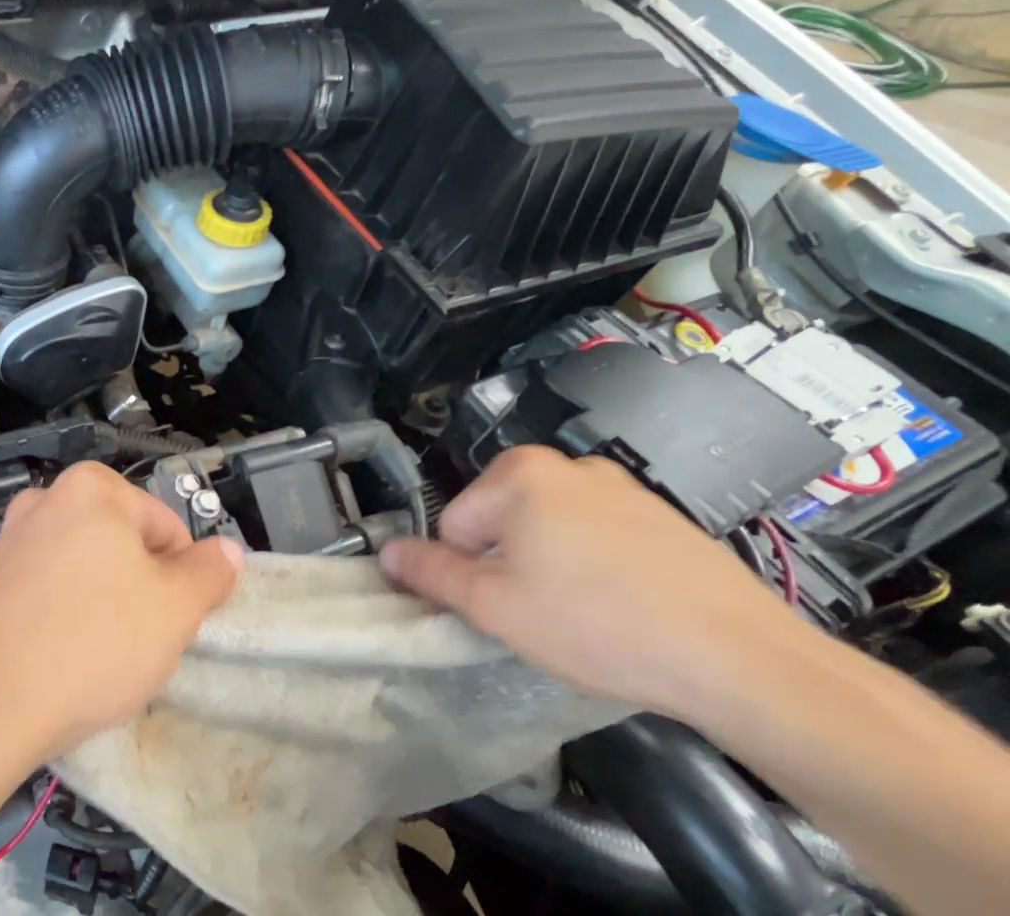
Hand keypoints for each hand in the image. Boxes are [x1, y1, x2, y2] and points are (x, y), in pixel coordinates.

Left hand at [0, 462, 242, 759]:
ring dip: (102, 605)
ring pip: (84, 571)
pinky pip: (46, 593)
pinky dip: (62, 617)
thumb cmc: (92, 643)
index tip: (172, 618)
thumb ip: (208, 573)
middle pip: (122, 545)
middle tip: (140, 639)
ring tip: (100, 654)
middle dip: (139, 588)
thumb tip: (226, 551)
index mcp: (91, 488)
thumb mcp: (174, 609)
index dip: (180, 576)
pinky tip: (63, 657)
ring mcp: (10, 541)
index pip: (165, 527)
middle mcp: (44, 500)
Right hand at [379, 447, 810, 715]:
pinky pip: (598, 537)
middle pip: (501, 521)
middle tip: (541, 613)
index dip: (469, 571)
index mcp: (519, 474)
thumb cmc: (597, 624)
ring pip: (550, 530)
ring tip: (586, 615)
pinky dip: (596, 567)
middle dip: (509, 565)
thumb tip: (385, 551)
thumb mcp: (493, 606)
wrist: (737, 656)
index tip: (503, 606)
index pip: (454, 525)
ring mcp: (622, 486)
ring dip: (550, 566)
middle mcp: (568, 465)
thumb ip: (430, 572)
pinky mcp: (662, 516)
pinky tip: (623, 607)